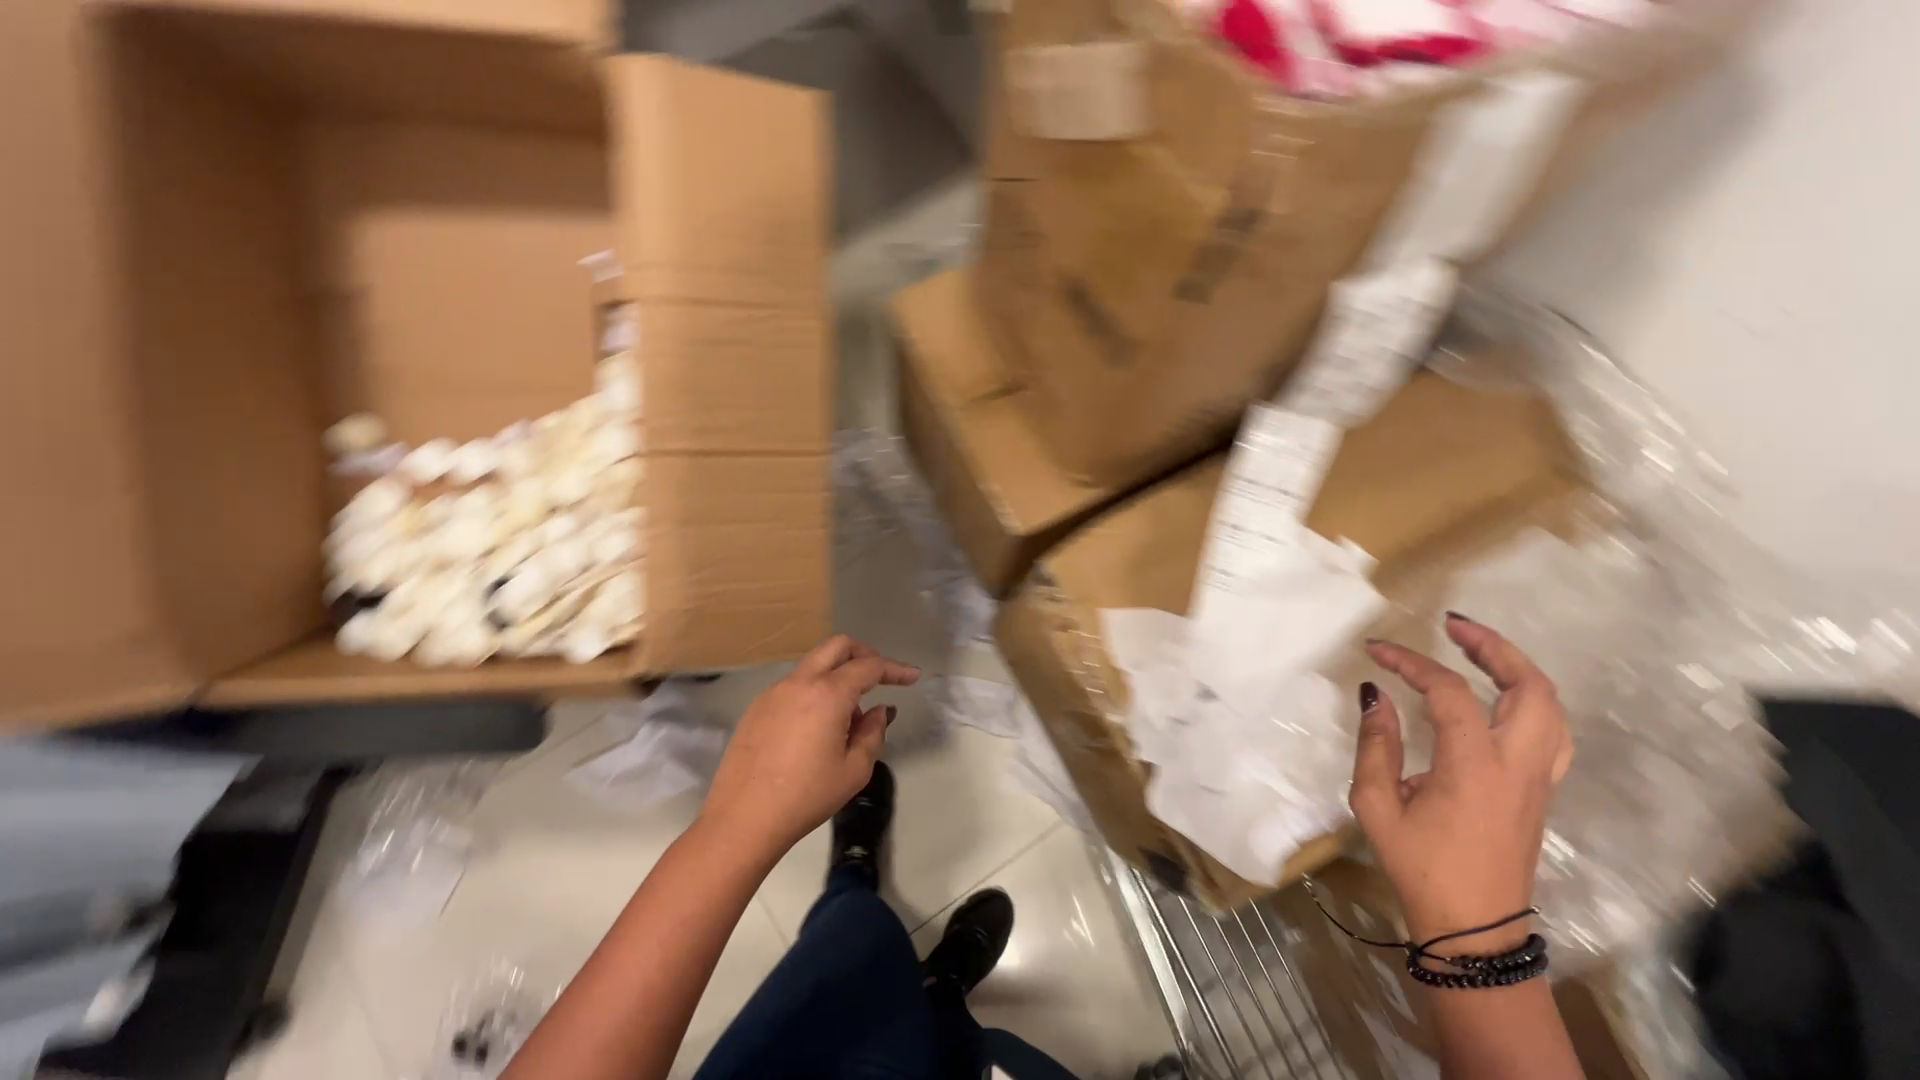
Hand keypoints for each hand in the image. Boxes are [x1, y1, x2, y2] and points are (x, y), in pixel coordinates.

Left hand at [699, 635, 919, 858]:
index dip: (895, 669)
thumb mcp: (854, 770)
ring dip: (838, 676)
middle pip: (838, 646)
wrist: (743, 818)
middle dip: (865, 655)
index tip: (912, 677)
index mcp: (828, 694)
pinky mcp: (757, 708)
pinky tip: (817, 728)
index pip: (869, 666)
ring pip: (813, 665)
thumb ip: (873, 733)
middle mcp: (799, 682)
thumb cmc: (806, 796)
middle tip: (881, 678)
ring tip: (849, 719)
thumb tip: (878, 711)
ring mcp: (773, 692)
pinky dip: (815, 691)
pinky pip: (794, 686)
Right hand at [1348, 614, 1572, 949]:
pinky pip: (1553, 730)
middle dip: (1493, 646)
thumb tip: (1375, 696)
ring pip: (1551, 706)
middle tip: (1453, 626)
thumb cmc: (1421, 866)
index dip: (1410, 662)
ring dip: (1519, 669)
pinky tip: (1502, 699)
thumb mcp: (1378, 806)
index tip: (1375, 651)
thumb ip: (1376, 745)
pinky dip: (1530, 699)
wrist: (1475, 927)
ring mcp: (1540, 777)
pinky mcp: (1542, 790)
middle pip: (1529, 685)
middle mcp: (1519, 762)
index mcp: (1475, 764)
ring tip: (1480, 652)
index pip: (1448, 691)